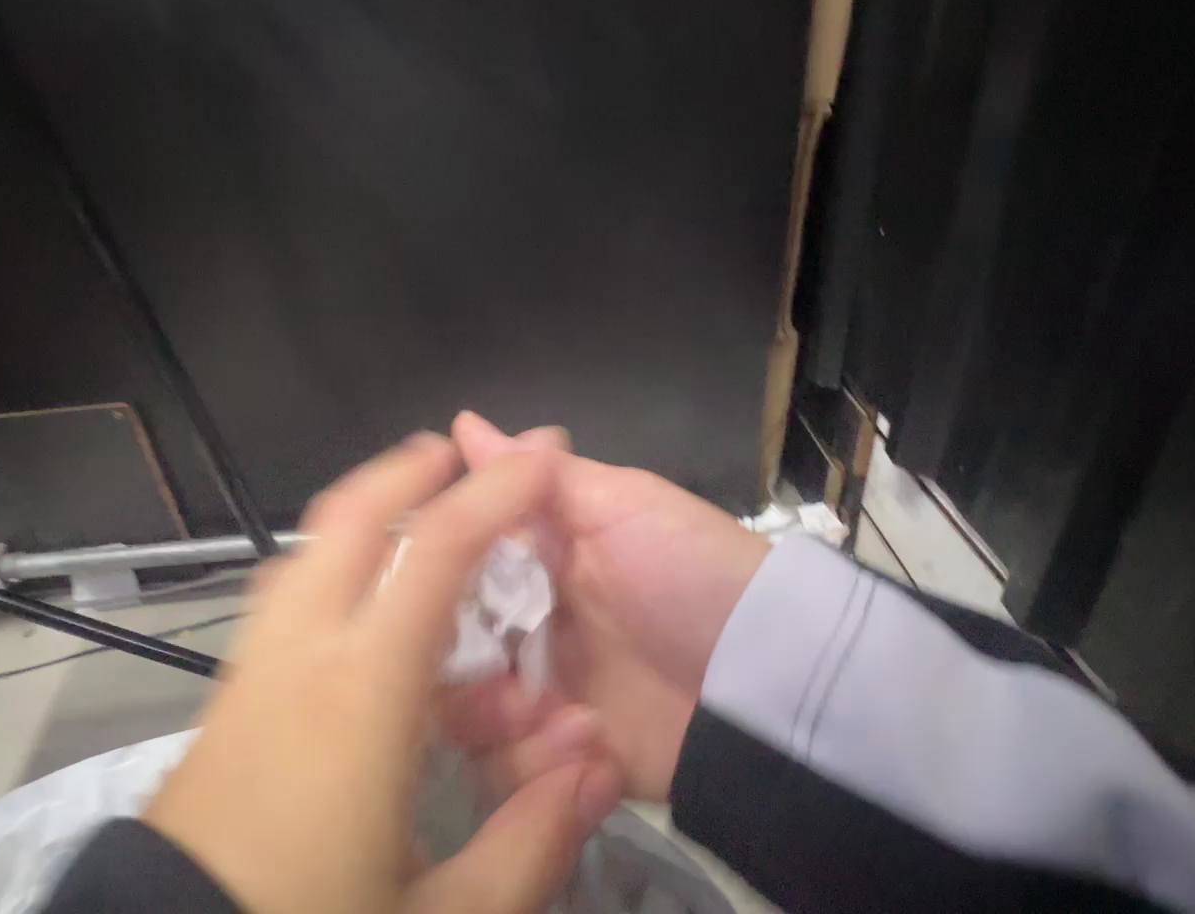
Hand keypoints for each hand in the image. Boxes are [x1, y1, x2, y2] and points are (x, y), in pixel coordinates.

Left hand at [143, 433, 621, 913]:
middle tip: (457, 457)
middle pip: (348, 518)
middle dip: (407, 470)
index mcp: (362, 692)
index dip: (494, 492)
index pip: (436, 552)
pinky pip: (288, 596)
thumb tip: (600, 771)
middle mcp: (300, 655)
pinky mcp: (229, 698)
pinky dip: (336, 566)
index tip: (539, 457)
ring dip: (365, 513)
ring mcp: (252, 670)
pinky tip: (367, 615)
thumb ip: (529, 843)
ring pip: (309, 550)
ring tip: (416, 519)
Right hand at [441, 413, 769, 800]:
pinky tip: (593, 743)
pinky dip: (541, 764)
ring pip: (457, 716)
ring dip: (503, 721)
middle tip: (513, 671)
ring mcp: (534, 696)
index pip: (440, 568)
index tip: (437, 595)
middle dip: (463, 667)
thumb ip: (534, 476)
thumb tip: (463, 422)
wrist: (766, 678)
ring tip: (575, 715)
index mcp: (526, 562)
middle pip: (434, 649)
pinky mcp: (559, 759)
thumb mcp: (620, 505)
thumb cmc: (688, 572)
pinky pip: (505, 772)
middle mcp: (516, 626)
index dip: (428, 582)